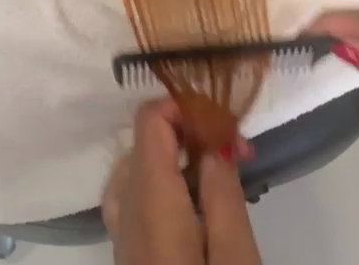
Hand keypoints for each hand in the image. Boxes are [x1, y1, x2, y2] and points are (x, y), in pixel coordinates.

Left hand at [103, 100, 258, 264]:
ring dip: (180, 158)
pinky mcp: (124, 246)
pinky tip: (190, 200)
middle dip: (194, 134)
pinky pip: (135, 191)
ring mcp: (118, 226)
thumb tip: (216, 139)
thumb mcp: (234, 255)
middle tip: (241, 156)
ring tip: (221, 179)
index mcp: (148, 195)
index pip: (151, 117)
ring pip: (141, 163)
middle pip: (148, 138)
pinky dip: (164, 181)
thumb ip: (223, 192)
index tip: (230, 129)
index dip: (189, 108)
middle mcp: (123, 202)